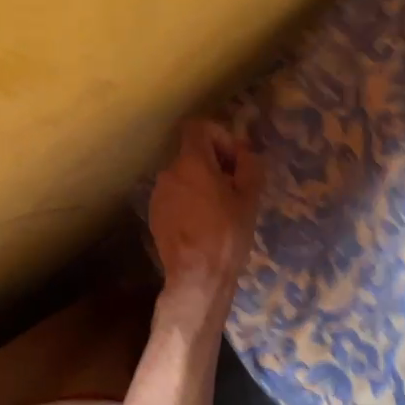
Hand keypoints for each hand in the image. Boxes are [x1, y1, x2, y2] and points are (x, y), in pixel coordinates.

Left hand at [148, 120, 264, 303]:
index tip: (234, 160)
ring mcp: (158, 195)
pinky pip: (175, 195)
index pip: (198, 127)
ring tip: (220, 209)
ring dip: (202, 183)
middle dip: (215, 163)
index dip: (220, 136)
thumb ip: (249, 165)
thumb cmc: (227, 235)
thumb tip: (244, 151)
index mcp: (191, 163)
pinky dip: (190, 200)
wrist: (197, 277)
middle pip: (192, 153)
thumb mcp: (249, 198)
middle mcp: (168, 172)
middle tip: (235, 188)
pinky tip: (204, 224)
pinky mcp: (155, 214)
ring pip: (184, 176)